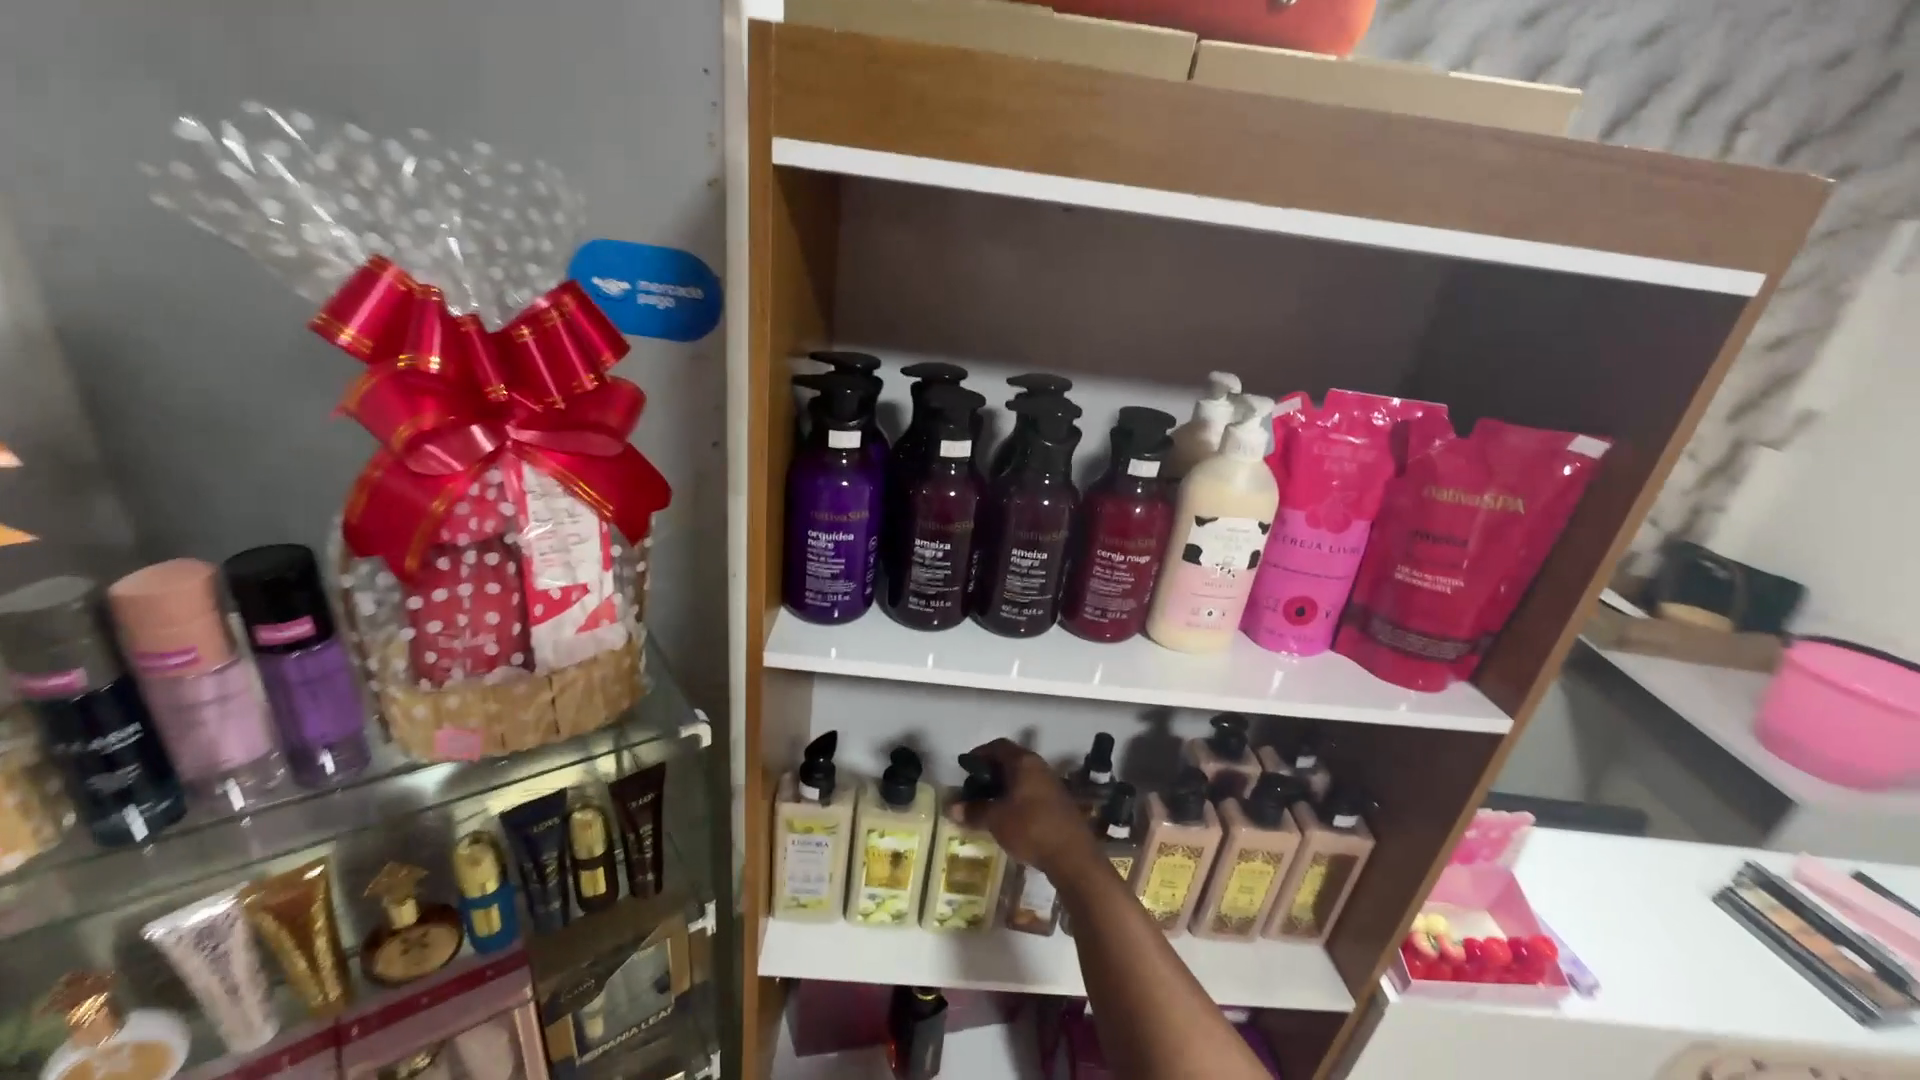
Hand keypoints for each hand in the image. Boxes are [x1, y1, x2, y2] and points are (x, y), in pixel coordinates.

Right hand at [954, 738, 1094, 877]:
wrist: (1072, 856)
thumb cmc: (1030, 828)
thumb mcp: (996, 819)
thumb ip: (973, 810)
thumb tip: (951, 808)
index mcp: (1024, 762)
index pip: (998, 746)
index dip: (979, 754)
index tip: (965, 769)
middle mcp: (1039, 767)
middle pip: (1010, 762)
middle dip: (989, 774)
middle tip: (972, 790)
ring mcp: (1051, 785)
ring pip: (1021, 779)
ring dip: (1002, 789)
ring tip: (986, 806)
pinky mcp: (1057, 803)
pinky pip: (1031, 793)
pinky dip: (1015, 799)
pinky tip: (1007, 818)